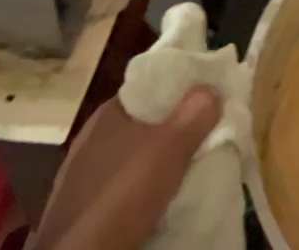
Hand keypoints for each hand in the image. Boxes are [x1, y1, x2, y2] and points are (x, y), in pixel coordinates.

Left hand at [30, 88, 220, 249]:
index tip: (213, 100)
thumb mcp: (166, 150)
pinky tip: (164, 204)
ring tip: (194, 173)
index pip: (153, 87)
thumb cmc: (120, 197)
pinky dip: (146, 193)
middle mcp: (94, 138)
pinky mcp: (85, 211)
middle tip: (211, 139)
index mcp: (109, 113)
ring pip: (138, 159)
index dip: (183, 91)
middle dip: (178, 131)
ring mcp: (85, 176)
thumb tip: (211, 87)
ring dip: (163, 166)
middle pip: (148, 124)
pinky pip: (126, 191)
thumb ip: (193, 115)